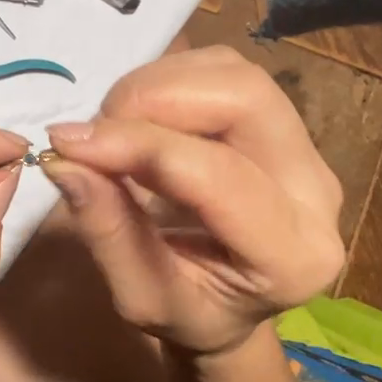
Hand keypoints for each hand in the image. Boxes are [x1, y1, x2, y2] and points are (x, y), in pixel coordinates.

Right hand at [40, 46, 343, 356]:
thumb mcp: (138, 298)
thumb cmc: (187, 313)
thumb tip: (64, 161)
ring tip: (114, 128)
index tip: (66, 142)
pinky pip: (224, 69)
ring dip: (156, 85)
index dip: (137, 147)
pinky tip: (139, 118)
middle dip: (154, 97)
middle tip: (97, 130)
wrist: (228, 307)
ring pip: (234, 73)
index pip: (217, 175)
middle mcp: (316, 192)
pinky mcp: (282, 121)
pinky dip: (166, 79)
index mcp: (292, 256)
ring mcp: (306, 148)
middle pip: (244, 98)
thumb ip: (107, 231)